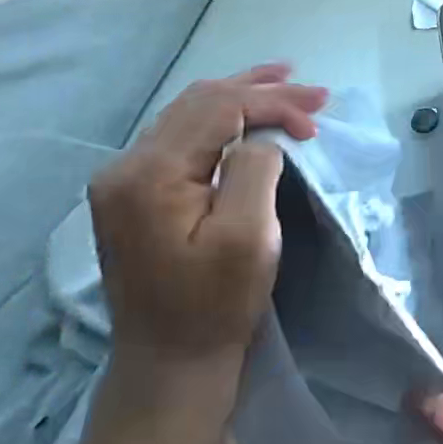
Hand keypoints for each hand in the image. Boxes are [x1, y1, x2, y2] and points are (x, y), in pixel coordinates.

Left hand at [88, 64, 328, 364]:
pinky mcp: (135, 195)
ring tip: (283, 80)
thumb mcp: (247, 237)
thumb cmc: (215, 304)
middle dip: (261, 90)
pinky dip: (221, 119)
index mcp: (149, 174)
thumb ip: (254, 169)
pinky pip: (181, 137)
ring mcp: (124, 180)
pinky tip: (244, 114)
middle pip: (201, 102)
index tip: (317, 120)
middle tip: (313, 90)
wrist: (170, 363)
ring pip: (189, 114)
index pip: (219, 109)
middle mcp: (125, 166)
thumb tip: (259, 139)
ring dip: (240, 96)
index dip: (273, 104)